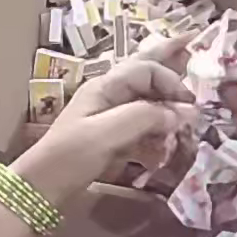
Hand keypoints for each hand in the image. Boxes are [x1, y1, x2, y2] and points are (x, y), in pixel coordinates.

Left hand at [14, 38, 198, 201]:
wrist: (42, 189)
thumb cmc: (70, 157)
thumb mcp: (107, 134)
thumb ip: (146, 117)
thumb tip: (184, 111)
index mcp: (105, 86)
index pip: (147, 69)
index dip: (172, 83)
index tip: (191, 106)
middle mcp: (109, 96)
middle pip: (145, 74)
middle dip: (169, 64)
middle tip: (194, 46)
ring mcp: (110, 118)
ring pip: (147, 102)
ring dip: (167, 107)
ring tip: (186, 118)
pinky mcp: (111, 140)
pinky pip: (141, 129)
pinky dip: (156, 133)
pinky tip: (166, 146)